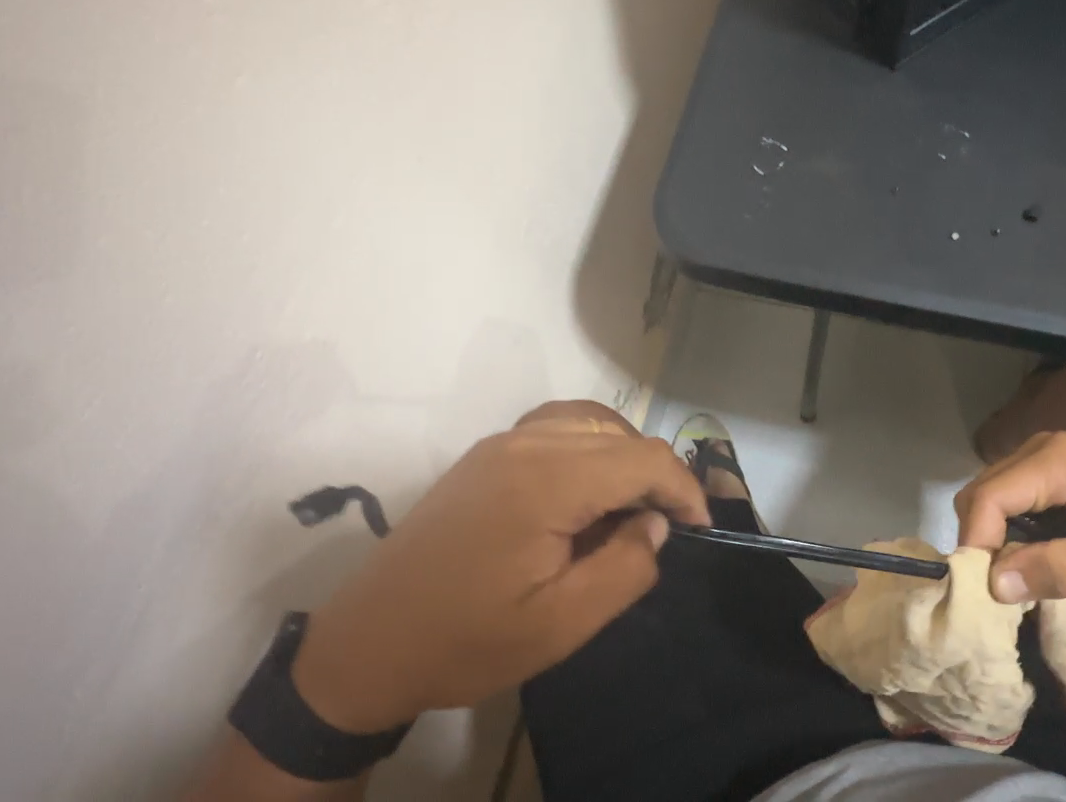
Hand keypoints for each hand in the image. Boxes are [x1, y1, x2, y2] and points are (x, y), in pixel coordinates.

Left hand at [290, 412, 709, 730]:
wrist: (368, 645)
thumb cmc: (467, 640)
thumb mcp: (560, 624)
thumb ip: (625, 568)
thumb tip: (654, 525)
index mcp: (546, 480)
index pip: (643, 458)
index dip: (683, 489)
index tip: (698, 530)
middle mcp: (525, 443)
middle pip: (620, 434)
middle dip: (656, 475)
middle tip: (663, 529)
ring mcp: (500, 443)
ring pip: (590, 422)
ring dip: (624, 456)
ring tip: (631, 506)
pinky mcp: (484, 454)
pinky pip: (556, 426)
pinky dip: (589, 444)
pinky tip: (588, 486)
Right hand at [954, 430, 1065, 602]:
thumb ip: (1058, 568)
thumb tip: (994, 586)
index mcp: (1056, 458)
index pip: (989, 498)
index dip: (977, 545)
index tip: (987, 595)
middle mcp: (1044, 448)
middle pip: (983, 493)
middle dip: (981, 541)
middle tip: (1000, 591)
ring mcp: (1053, 456)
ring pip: (996, 495)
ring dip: (996, 537)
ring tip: (1016, 581)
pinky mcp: (1063, 471)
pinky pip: (1018, 497)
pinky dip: (1013, 529)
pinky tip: (1036, 558)